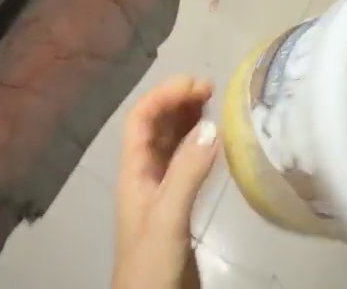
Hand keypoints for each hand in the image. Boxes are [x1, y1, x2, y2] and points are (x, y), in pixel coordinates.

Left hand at [112, 75, 220, 288]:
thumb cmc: (151, 263)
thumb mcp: (168, 216)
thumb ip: (188, 172)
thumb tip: (212, 125)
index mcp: (132, 171)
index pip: (141, 118)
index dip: (164, 95)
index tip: (195, 83)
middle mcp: (143, 174)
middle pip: (156, 125)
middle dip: (178, 101)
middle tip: (210, 88)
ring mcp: (159, 189)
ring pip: (170, 141)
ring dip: (187, 118)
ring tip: (213, 102)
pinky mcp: (176, 206)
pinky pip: (184, 162)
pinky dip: (197, 144)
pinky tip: (214, 139)